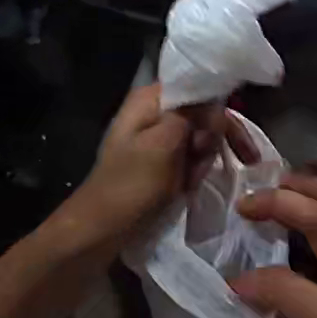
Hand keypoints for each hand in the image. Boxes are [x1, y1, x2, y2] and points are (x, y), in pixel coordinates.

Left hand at [67, 83, 258, 246]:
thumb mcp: (164, 144)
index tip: (211, 142)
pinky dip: (193, 171)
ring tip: (188, 183)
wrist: (103, 227)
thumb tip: (212, 99)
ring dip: (201, 161)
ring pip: (199, 137)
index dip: (213, 114)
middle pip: (202, 114)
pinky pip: (189, 156)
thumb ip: (190, 115)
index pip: (199, 90)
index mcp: (150, 98)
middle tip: (199, 168)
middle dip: (208, 142)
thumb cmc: (131, 184)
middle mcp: (154, 109)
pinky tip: (187, 188)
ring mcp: (157, 134)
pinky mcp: (160, 157)